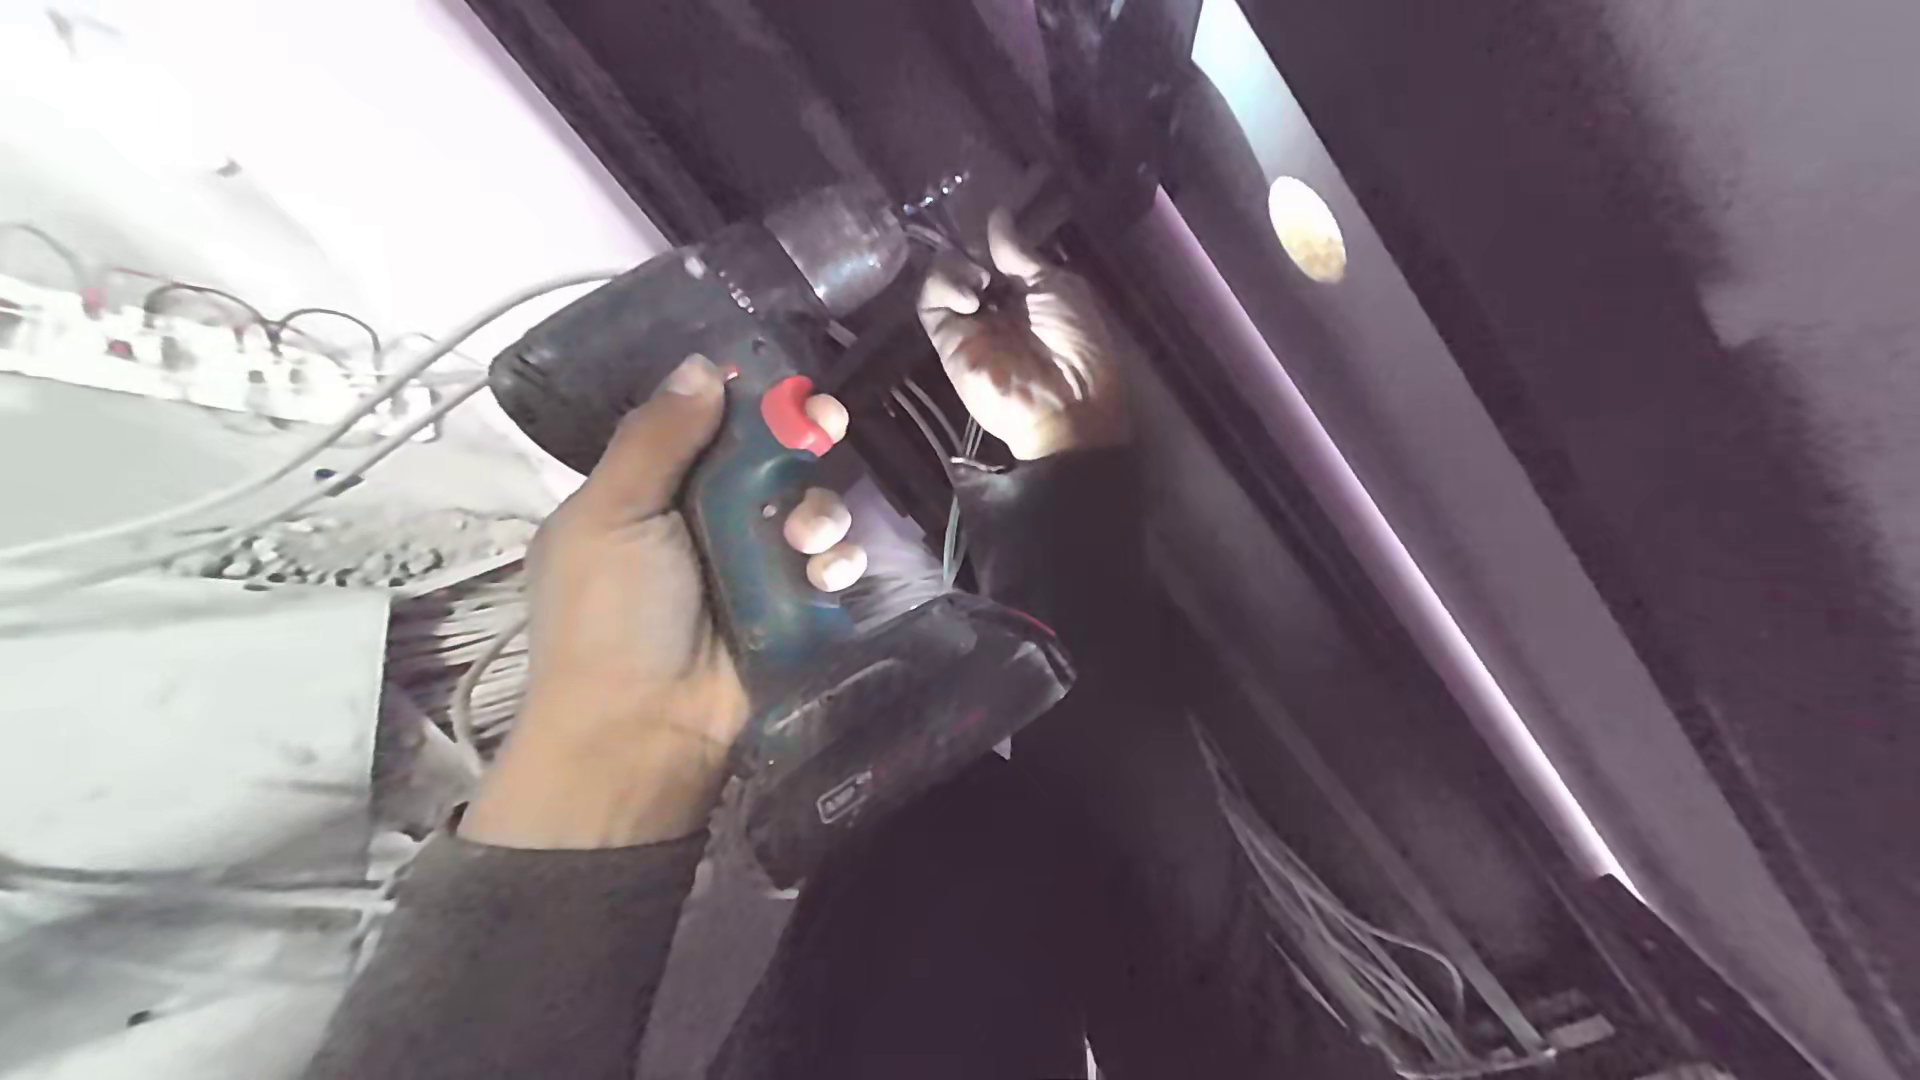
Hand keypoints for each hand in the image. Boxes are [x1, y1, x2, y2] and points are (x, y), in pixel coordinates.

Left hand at [460, 354, 864, 848]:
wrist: (644, 730)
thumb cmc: (612, 617)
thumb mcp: (611, 518)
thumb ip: (655, 440)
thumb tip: (702, 365)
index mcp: (660, 490)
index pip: (716, 425)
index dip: (754, 401)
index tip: (788, 384)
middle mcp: (715, 518)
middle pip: (777, 461)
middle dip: (807, 441)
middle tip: (830, 428)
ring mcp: (760, 561)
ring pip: (814, 507)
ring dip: (822, 511)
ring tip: (806, 542)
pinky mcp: (795, 600)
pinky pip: (833, 561)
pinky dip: (839, 559)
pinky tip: (825, 573)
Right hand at [916, 207, 1130, 459]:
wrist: (1063, 405)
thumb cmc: (1074, 344)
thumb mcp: (1056, 287)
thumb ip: (1020, 255)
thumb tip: (997, 215)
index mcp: (1025, 295)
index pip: (994, 256)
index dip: (991, 240)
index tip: (992, 226)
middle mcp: (993, 308)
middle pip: (965, 263)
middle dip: (972, 251)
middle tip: (988, 262)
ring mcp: (969, 326)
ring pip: (941, 279)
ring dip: (956, 268)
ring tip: (981, 283)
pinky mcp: (948, 343)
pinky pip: (929, 305)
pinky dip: (942, 287)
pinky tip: (970, 297)